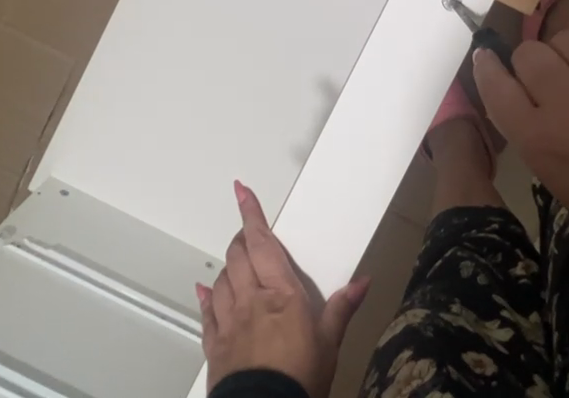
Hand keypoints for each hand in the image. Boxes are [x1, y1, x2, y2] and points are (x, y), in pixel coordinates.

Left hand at [198, 180, 370, 395]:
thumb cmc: (301, 377)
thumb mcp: (329, 342)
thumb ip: (341, 308)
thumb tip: (363, 280)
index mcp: (279, 292)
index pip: (260, 242)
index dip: (250, 214)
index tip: (241, 190)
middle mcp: (249, 299)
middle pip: (237, 256)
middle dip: (241, 238)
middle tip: (250, 232)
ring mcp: (228, 322)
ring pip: (221, 280)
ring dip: (228, 266)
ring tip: (237, 263)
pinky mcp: (214, 345)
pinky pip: (206, 312)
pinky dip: (206, 296)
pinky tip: (204, 290)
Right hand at [473, 30, 568, 245]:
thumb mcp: (564, 184)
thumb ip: (540, 138)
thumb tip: (534, 107)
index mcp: (540, 139)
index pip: (496, 88)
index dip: (487, 69)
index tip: (485, 57)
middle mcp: (563, 98)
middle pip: (528, 55)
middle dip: (529, 64)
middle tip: (543, 78)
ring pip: (565, 40)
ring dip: (564, 54)